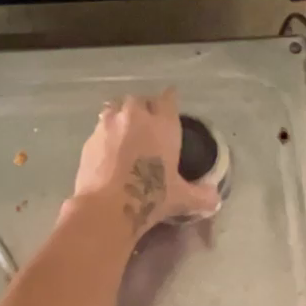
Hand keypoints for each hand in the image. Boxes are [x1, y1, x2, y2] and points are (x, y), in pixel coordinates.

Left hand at [73, 88, 219, 234]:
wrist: (107, 206)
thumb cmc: (151, 196)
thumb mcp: (181, 198)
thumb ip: (200, 196)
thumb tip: (215, 200)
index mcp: (163, 124)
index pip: (168, 98)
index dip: (170, 99)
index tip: (170, 102)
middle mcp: (135, 116)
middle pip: (140, 99)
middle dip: (144, 107)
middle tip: (146, 123)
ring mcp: (109, 125)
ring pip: (116, 108)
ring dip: (121, 116)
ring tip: (125, 132)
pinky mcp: (90, 139)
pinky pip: (100, 128)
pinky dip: (105, 135)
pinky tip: (108, 151)